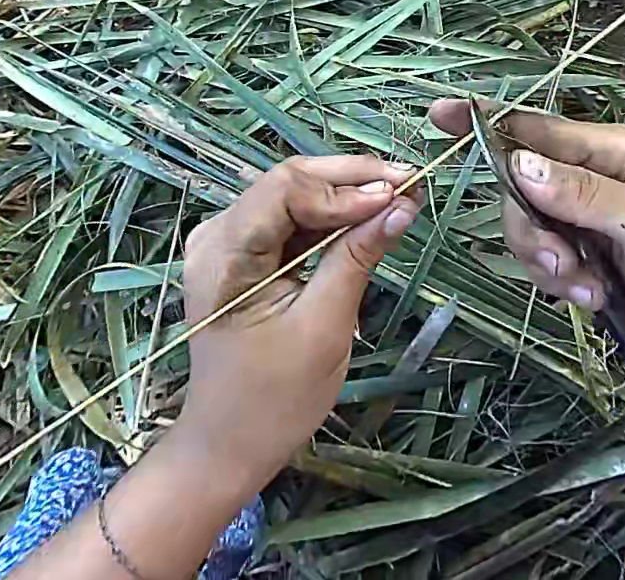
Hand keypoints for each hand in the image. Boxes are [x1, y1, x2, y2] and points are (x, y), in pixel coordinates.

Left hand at [175, 155, 420, 484]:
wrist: (229, 444)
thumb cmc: (275, 399)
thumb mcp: (325, 326)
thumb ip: (358, 257)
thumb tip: (402, 206)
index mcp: (224, 255)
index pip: (285, 191)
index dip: (345, 187)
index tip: (398, 193)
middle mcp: (217, 234)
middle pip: (289, 182)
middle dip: (351, 180)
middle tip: (408, 182)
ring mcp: (227, 240)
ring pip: (294, 193)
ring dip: (346, 193)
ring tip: (397, 194)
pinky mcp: (243, 251)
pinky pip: (291, 217)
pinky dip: (331, 215)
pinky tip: (366, 214)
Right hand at [428, 99, 624, 373]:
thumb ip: (584, 195)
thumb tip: (517, 164)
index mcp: (609, 151)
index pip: (535, 128)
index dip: (485, 121)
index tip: (439, 116)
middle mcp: (590, 180)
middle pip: (520, 189)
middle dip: (530, 229)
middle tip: (561, 263)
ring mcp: (586, 222)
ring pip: (528, 230)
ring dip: (547, 263)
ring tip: (589, 289)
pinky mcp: (587, 260)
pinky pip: (545, 264)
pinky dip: (560, 283)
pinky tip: (595, 300)